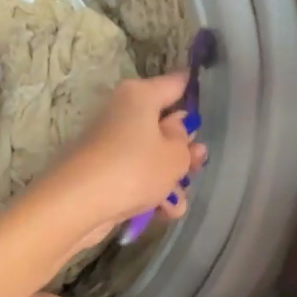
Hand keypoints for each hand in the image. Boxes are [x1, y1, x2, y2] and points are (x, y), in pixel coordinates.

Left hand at [43, 72, 204, 235]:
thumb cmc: (134, 168)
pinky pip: (137, 175)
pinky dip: (151, 191)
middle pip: (164, 124)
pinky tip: (163, 212)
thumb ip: (183, 139)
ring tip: (178, 200)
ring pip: (152, 154)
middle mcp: (123, 112)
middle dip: (184, 149)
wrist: (77, 204)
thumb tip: (176, 125)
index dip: (198, 92)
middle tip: (199, 165)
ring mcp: (111, 142)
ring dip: (170, 178)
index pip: (176, 84)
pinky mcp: (104, 169)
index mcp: (139, 95)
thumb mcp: (174, 154)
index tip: (218, 102)